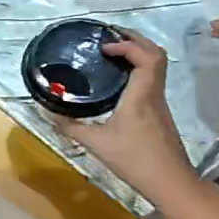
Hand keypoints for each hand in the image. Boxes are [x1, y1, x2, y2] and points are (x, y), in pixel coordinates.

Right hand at [52, 33, 196, 200]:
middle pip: (157, 56)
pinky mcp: (159, 114)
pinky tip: (118, 80)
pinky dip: (137, 70)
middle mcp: (154, 95)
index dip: (128, 44)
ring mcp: (160, 104)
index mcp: (141, 96)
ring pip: (156, 68)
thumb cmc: (134, 160)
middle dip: (136, 41)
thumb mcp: (96, 144)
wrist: (171, 182)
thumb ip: (70, 126)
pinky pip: (151, 81)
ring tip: (112, 53)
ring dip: (138, 54)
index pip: (147, 58)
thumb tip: (47, 112)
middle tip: (110, 36)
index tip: (104, 46)